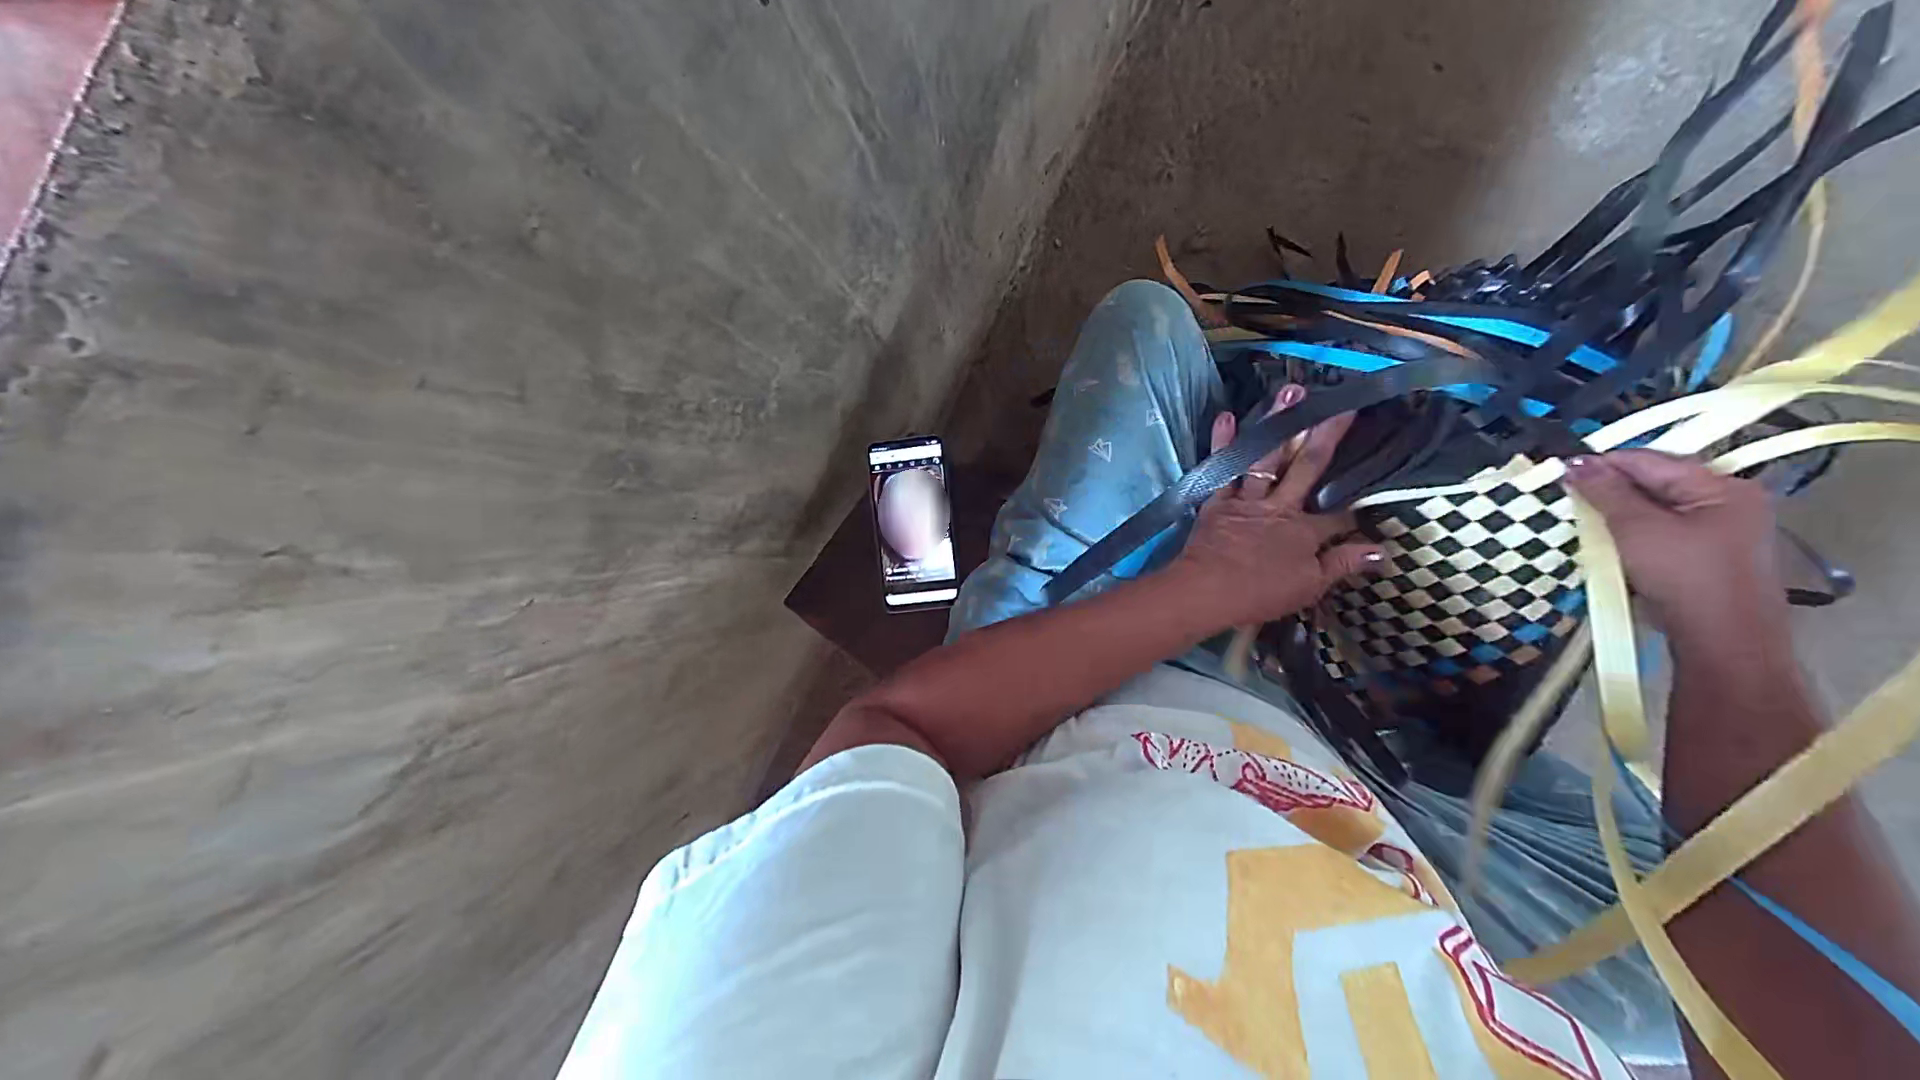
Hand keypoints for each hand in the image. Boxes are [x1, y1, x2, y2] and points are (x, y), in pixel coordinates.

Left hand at [1165, 386, 1383, 626]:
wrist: (1207, 590)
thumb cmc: (1259, 593)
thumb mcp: (1309, 586)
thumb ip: (1342, 564)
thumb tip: (1382, 549)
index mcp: (1305, 531)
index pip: (1339, 516)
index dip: (1356, 509)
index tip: (1371, 492)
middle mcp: (1280, 506)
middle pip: (1310, 466)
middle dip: (1329, 435)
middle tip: (1344, 403)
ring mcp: (1247, 499)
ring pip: (1268, 456)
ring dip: (1280, 424)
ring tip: (1292, 392)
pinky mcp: (1218, 500)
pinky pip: (1222, 467)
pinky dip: (1223, 442)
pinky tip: (1227, 416)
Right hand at [1563, 450, 1789, 641]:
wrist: (1722, 636)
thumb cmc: (1684, 575)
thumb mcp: (1637, 528)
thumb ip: (1606, 491)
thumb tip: (1575, 462)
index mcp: (1722, 486)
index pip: (1650, 460)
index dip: (1603, 462)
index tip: (1559, 471)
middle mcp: (1729, 500)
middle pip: (1655, 481)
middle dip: (1610, 486)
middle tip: (1566, 495)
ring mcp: (1721, 528)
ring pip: (1656, 505)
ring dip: (1617, 509)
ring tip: (1582, 516)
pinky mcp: (1707, 552)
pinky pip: (1661, 527)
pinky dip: (1632, 528)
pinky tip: (1608, 537)